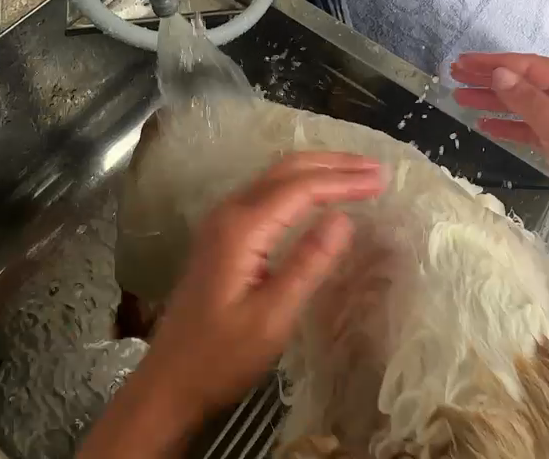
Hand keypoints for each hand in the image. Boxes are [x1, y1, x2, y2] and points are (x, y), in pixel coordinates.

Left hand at [137, 151, 385, 418]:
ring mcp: (223, 220)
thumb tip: (344, 218)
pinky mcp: (223, 233)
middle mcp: (230, 211)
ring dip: (319, 169)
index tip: (381, 181)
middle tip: (376, 169)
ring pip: (277, 175)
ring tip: (357, 174)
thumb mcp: (272, 318)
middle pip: (288, 168)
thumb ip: (308, 265)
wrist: (167, 384)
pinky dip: (301, 183)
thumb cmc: (221, 358)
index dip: (344, 181)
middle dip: (334, 164)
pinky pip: (269, 190)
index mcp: (242, 227)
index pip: (302, 188)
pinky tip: (319, 194)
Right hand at [450, 53, 548, 247]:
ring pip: (525, 105)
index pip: (531, 67)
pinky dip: (508, 125)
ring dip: (494, 101)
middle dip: (491, 78)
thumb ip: (531, 103)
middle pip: (526, 82)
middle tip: (456, 75)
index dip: (495, 63)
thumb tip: (500, 73)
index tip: (463, 63)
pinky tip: (485, 124)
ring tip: (461, 97)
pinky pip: (530, 129)